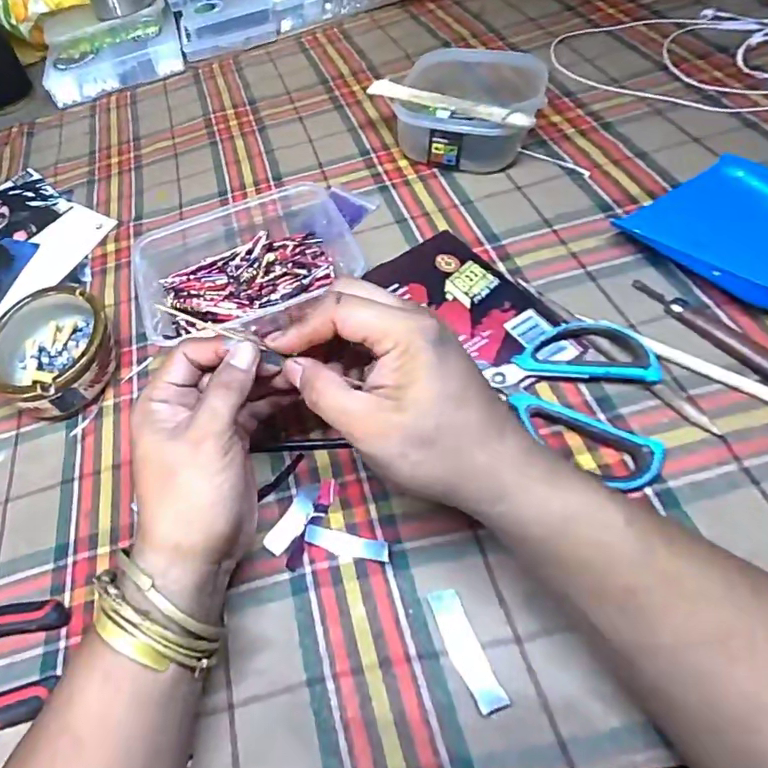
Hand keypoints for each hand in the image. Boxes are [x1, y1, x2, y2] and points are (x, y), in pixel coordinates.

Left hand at [129, 338, 292, 614]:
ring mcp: (207, 423)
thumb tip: (246, 346)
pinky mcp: (230, 440)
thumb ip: (226, 388)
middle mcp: (181, 406)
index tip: (258, 345)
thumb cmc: (191, 491)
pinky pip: (248, 411)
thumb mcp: (206, 435)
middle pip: (216, 369)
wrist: (197, 553)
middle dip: (248, 362)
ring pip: (236, 389)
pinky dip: (268, 402)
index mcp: (161, 400)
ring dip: (263, 380)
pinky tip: (292, 392)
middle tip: (286, 359)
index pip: (189, 355)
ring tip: (295, 372)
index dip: (222, 346)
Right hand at [264, 279, 554, 516]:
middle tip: (278, 343)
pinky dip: (344, 342)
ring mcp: (420, 329)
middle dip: (308, 316)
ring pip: (359, 308)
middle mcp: (413, 316)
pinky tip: (327, 368)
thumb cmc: (433, 453)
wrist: (499, 473)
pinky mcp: (420, 346)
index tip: (269, 349)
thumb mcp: (367, 427)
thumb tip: (289, 366)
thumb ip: (321, 390)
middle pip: (347, 294)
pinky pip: (372, 329)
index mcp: (405, 329)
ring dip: (325, 328)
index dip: (297, 325)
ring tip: (296, 356)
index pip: (336, 306)